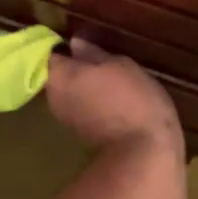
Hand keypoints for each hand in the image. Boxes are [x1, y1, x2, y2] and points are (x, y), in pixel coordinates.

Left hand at [46, 38, 183, 158]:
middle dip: (75, 69)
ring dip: (84, 88)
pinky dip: (92, 104)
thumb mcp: (120, 65)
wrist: (144, 155)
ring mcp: (65, 120)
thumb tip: (75, 43)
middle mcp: (54, 98)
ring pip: (70, 94)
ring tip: (111, 83)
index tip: (87, 46)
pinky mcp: (80, 137)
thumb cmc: (133, 99)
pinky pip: (82, 110)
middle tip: (103, 64)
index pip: (53, 53)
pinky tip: (112, 103)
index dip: (68, 48)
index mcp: (59, 75)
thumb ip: (94, 53)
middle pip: (59, 75)